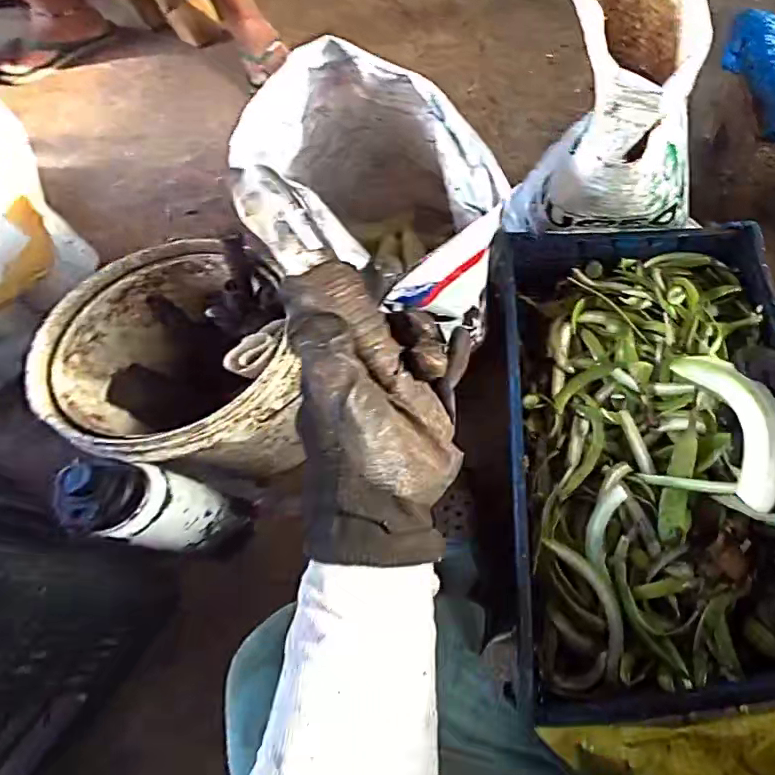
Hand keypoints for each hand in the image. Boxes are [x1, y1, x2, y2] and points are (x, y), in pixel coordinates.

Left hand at [284, 262, 462, 566]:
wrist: (389, 507)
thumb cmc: (358, 453)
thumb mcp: (337, 399)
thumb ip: (328, 352)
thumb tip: (310, 301)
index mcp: (336, 364)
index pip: (343, 314)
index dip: (355, 289)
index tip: (370, 267)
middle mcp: (367, 368)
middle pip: (389, 321)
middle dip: (406, 319)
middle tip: (415, 340)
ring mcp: (402, 384)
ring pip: (419, 340)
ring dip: (429, 341)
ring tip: (431, 369)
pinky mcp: (431, 401)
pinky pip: (445, 365)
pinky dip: (454, 351)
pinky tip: (464, 339)